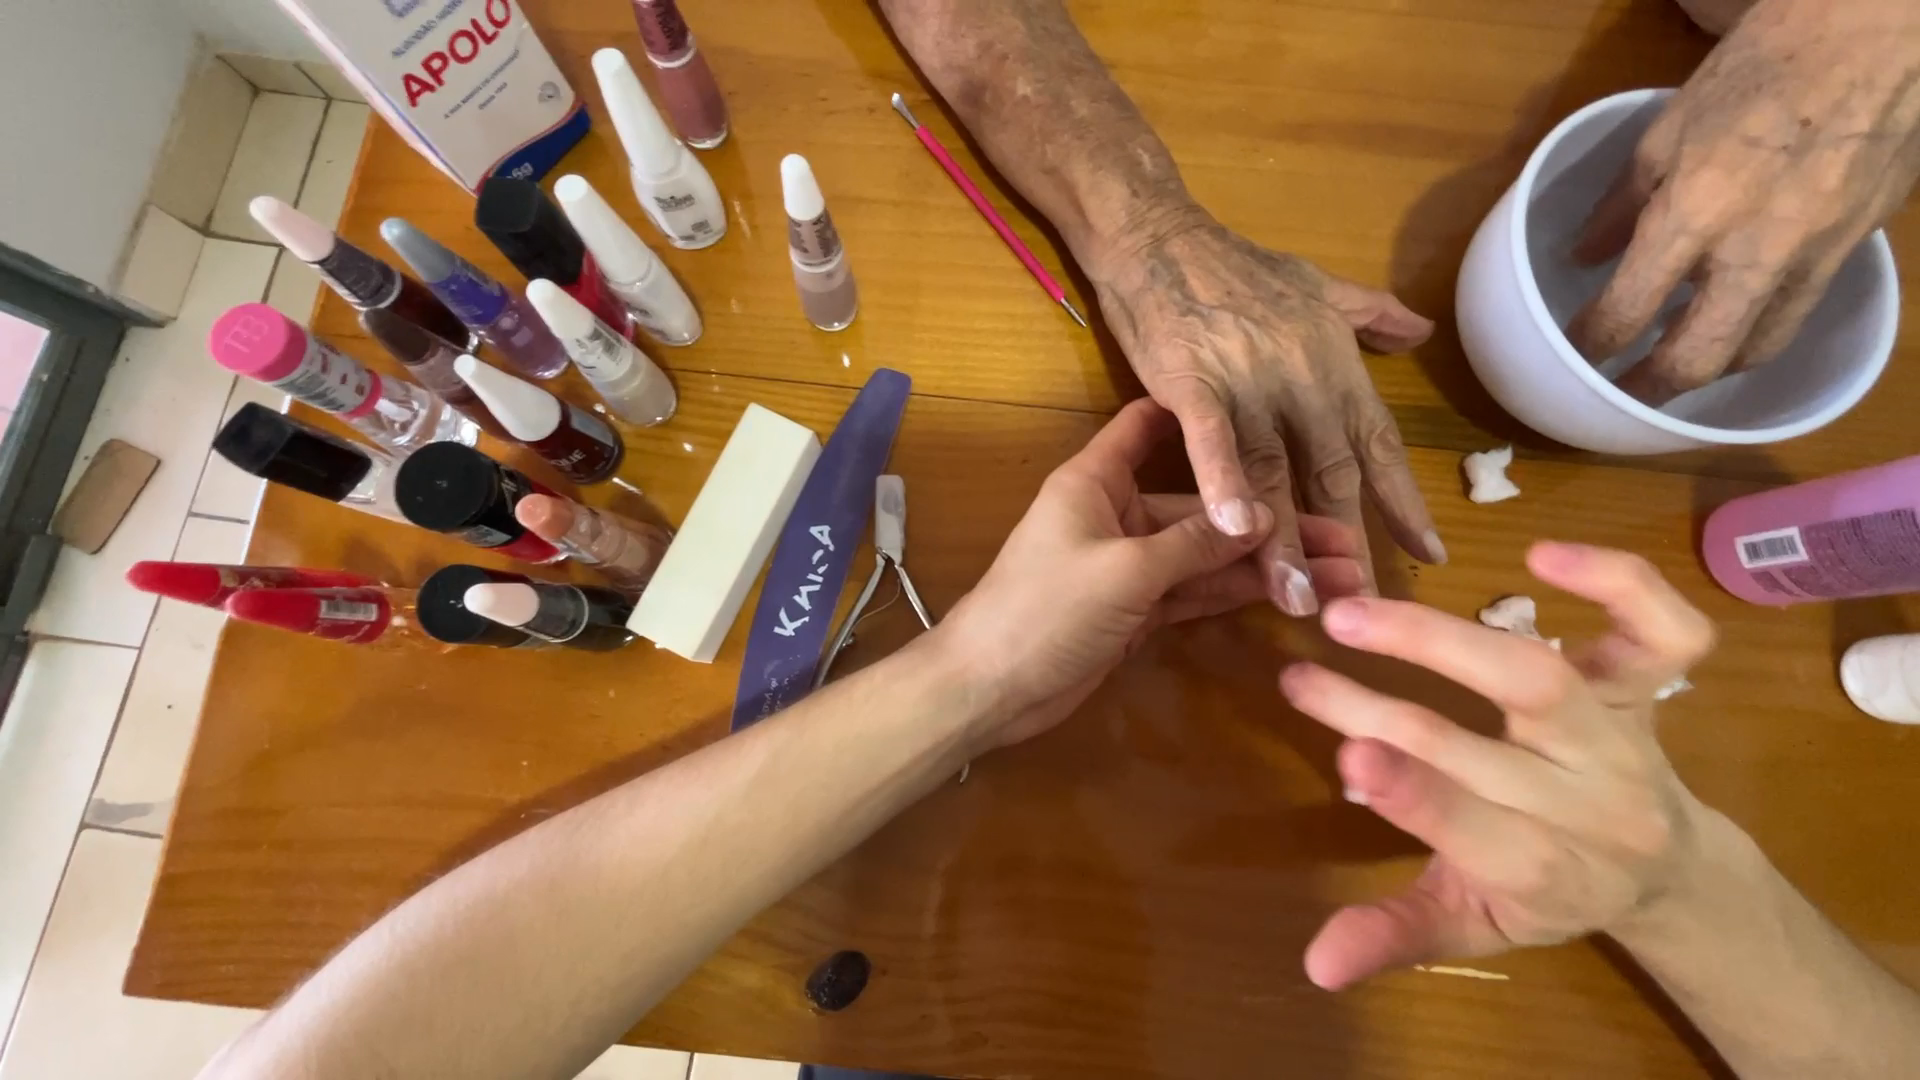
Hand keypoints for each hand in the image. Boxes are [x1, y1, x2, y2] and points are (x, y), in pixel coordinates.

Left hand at [940, 399, 1361, 749]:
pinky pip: (1192, 591)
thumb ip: (1192, 544)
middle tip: (1343, 532)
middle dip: (1264, 518)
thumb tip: (1263, 515)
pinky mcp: (1136, 608)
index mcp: (1096, 480)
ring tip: (1340, 568)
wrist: (992, 687)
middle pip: (1197, 503)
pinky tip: (1289, 592)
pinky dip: (1233, 593)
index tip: (1264, 408)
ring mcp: (1128, 564)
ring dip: (1261, 561)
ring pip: (1203, 554)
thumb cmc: (1045, 609)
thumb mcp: (1123, 570)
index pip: (1147, 426)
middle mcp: (1115, 513)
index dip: (1198, 414)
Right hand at [1094, 217, 1445, 616]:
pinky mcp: (1191, 382)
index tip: (1430, 553)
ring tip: (1297, 600)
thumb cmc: (1232, 266)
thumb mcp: (1315, 283)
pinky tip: (1235, 530)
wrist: (1158, 237)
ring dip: (1287, 540)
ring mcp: (1246, 381)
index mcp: (1332, 361)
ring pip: (1274, 471)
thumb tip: (1417, 331)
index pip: (1378, 443)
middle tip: (1366, 604)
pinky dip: (1224, 483)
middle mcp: (1301, 378)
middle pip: (1332, 472)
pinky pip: (1212, 441)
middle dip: (1350, 541)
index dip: (1403, 500)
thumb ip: (1368, 314)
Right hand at [1278, 542, 1720, 989]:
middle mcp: (1594, 801)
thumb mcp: (1469, 923)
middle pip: (1485, 746)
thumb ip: (1395, 935)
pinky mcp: (1645, 688)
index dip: (1417, 796)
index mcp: (1548, 870)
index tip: (1347, 755)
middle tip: (1301, 671)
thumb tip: (1313, 966)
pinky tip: (1540, 556)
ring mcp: (1622, 736)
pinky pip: (1661, 634)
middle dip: (1384, 705)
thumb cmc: (1546, 889)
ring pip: (1543, 679)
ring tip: (1353, 610)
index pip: (1478, 833)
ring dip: (1441, 637)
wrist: (1665, 867)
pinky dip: (1621, 585)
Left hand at [1569, 0, 1919, 402]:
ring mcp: (1819, 248)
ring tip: (1670, 373)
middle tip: (1618, 397)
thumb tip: (1580, 258)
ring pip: (1760, 344)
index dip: (1588, 347)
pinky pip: (1801, 308)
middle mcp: (1757, 248)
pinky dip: (1757, 332)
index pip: (1623, 315)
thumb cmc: (1762, 69)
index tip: (1569, 354)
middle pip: (1700, 356)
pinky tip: (1729, 327)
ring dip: (1709, 369)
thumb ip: (1616, 210)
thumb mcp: (1661, 138)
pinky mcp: (1862, 238)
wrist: (1894, 20)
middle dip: (1650, 388)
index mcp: (1693, 217)